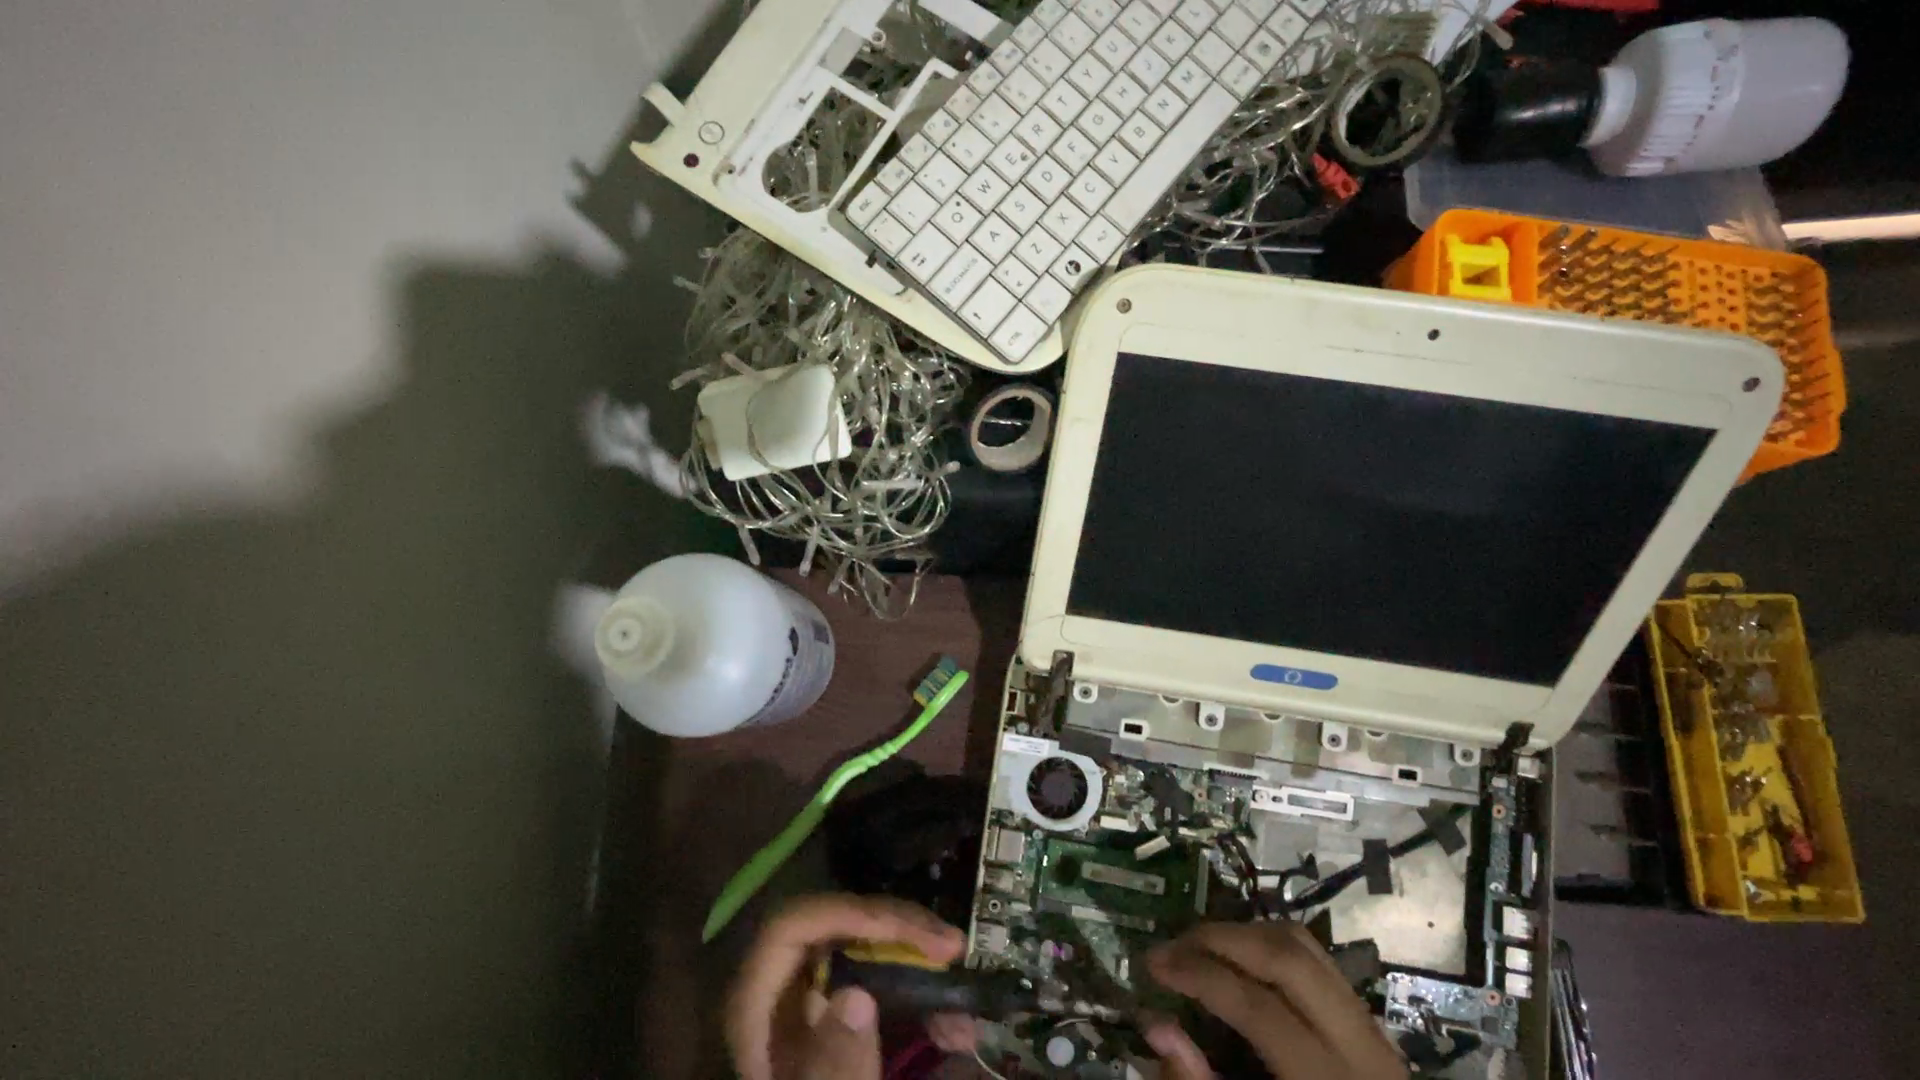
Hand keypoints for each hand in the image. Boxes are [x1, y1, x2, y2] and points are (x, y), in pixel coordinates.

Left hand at [725, 894, 965, 1079]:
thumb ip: (832, 1071)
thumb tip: (856, 995)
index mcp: (754, 1012)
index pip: (790, 929)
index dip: (850, 915)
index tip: (916, 936)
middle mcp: (779, 999)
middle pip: (834, 934)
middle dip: (898, 937)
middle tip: (953, 948)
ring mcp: (809, 1014)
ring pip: (864, 961)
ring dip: (919, 973)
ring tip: (965, 1009)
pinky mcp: (838, 1033)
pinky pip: (879, 997)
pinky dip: (918, 1008)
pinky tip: (956, 1034)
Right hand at [1143, 922, 1407, 1079]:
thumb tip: (1155, 1023)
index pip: (1258, 1007)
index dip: (1199, 976)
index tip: (1152, 963)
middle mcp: (1358, 1044)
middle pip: (1285, 958)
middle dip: (1219, 940)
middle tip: (1170, 946)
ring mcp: (1370, 1025)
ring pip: (1304, 946)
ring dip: (1243, 934)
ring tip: (1197, 946)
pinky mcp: (1367, 1019)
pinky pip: (1316, 958)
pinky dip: (1269, 944)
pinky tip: (1237, 956)